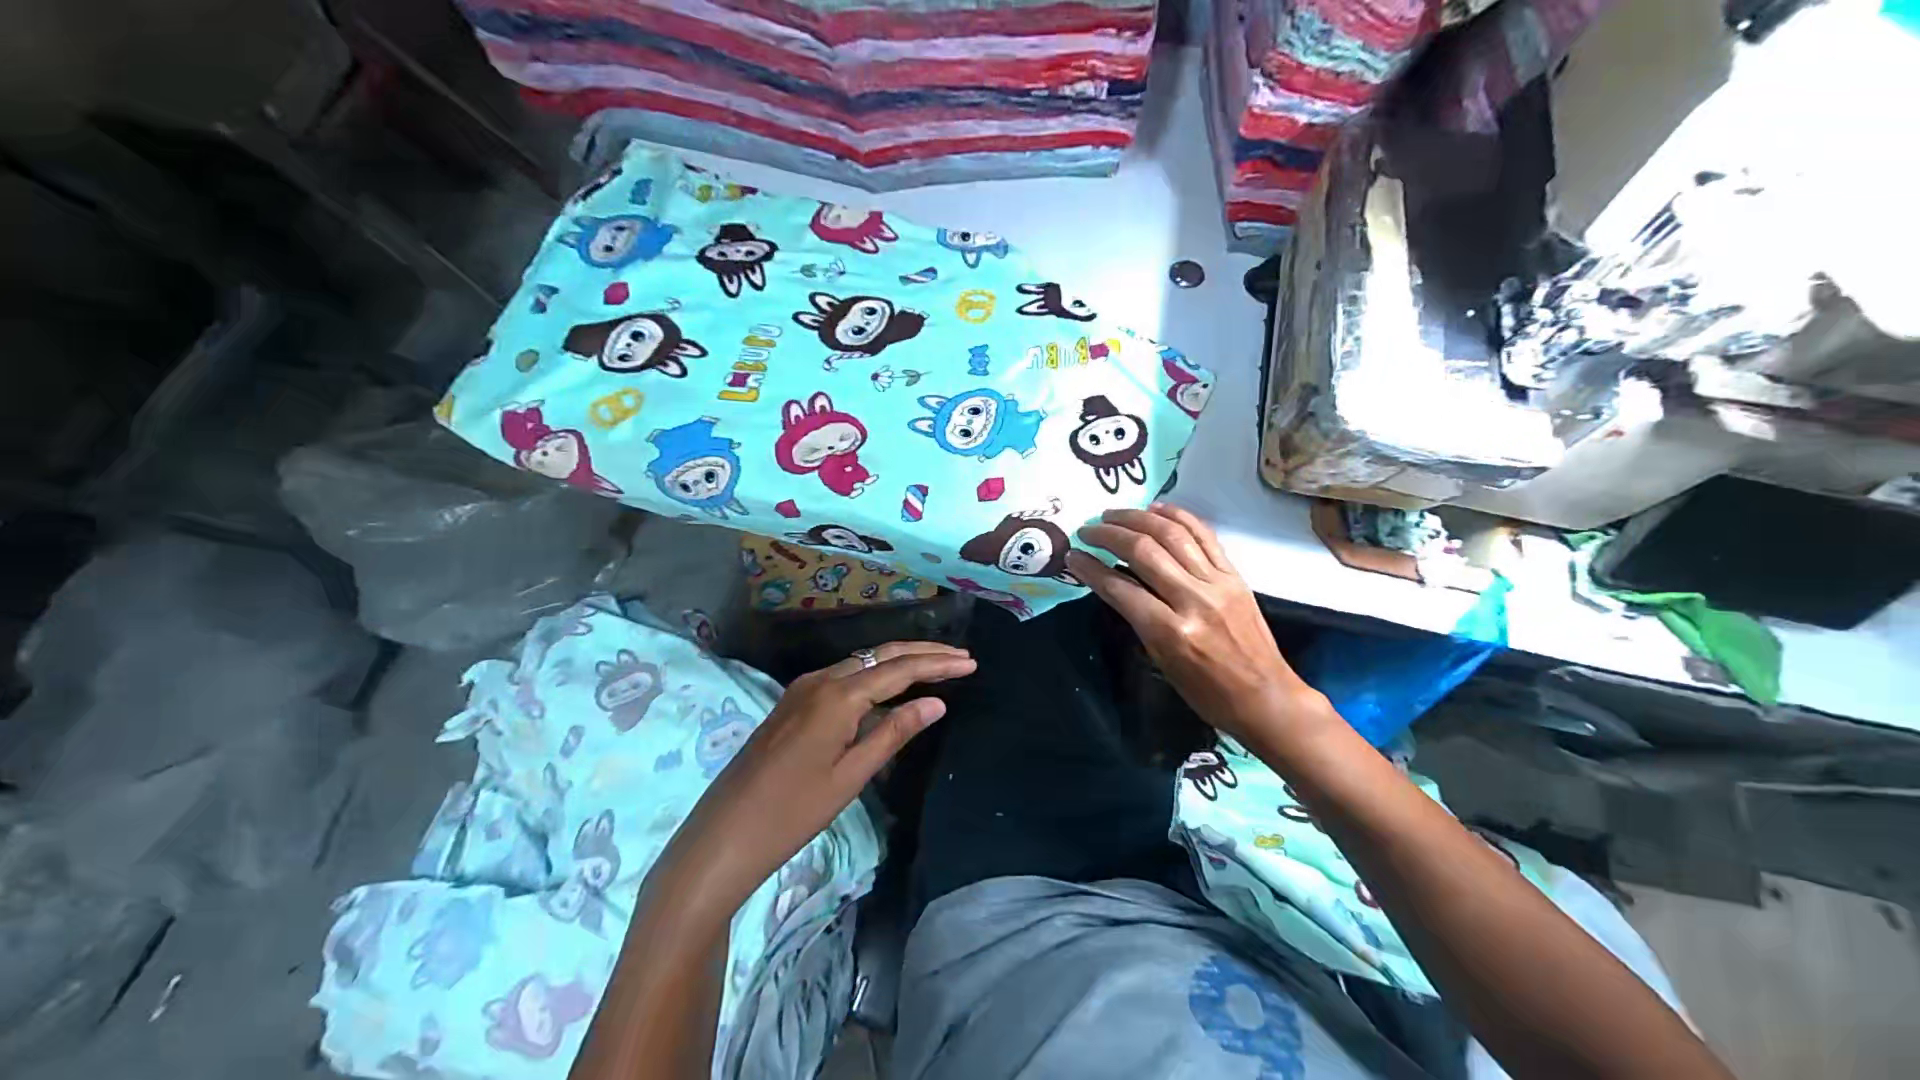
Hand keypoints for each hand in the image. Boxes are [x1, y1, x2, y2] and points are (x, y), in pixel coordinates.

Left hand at [652, 642, 975, 912]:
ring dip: (899, 663)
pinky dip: (875, 679)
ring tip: (937, 669)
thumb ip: (894, 733)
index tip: (971, 664)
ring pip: (861, 664)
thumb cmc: (793, 811)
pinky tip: (891, 693)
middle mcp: (820, 680)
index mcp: (837, 695)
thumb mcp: (852, 775)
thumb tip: (936, 702)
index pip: (899, 668)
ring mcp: (802, 690)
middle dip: (923, 654)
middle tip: (962, 659)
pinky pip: (843, 679)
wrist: (726, 833)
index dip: (938, 665)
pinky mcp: (793, 704)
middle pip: (880, 656)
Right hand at [1069, 505, 1321, 745]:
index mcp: (1171, 632)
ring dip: (1138, 518)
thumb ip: (1139, 619)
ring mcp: (1217, 583)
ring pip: (1172, 535)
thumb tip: (1114, 584)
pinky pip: (1203, 535)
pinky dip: (1178, 516)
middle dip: (1109, 535)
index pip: (1120, 588)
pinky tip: (1157, 509)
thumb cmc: (1207, 693)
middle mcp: (1194, 600)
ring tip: (1113, 514)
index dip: (1090, 568)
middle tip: (1088, 530)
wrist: (1265, 698)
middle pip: (1143, 551)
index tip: (1072, 556)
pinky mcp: (1235, 575)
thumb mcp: (1161, 662)